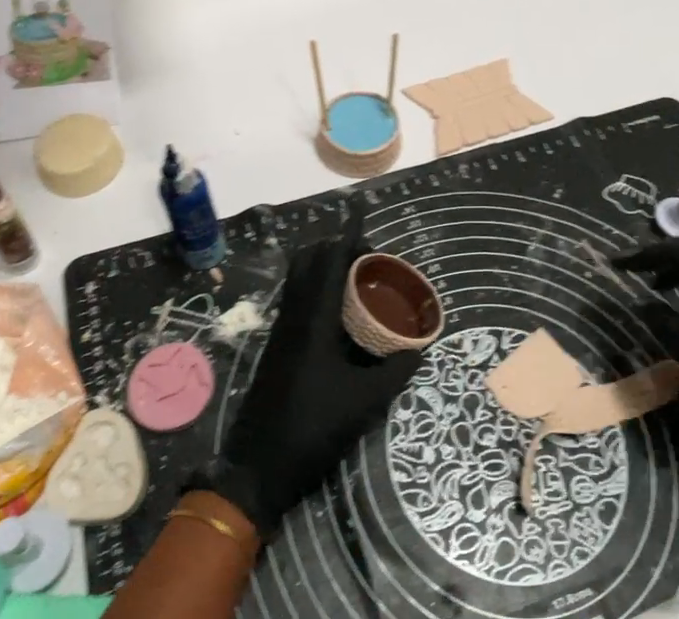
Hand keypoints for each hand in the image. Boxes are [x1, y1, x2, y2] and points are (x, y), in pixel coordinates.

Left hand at [204, 207, 422, 534]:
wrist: (259, 465)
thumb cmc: (314, 428)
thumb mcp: (365, 404)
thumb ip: (394, 372)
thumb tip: (419, 349)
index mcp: (313, 321)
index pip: (329, 263)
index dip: (347, 236)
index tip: (361, 213)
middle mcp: (293, 317)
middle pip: (308, 263)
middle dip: (335, 247)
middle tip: (367, 251)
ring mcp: (280, 333)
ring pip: (299, 282)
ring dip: (323, 268)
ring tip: (356, 275)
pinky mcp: (276, 349)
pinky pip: (297, 302)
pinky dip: (316, 290)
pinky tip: (336, 311)